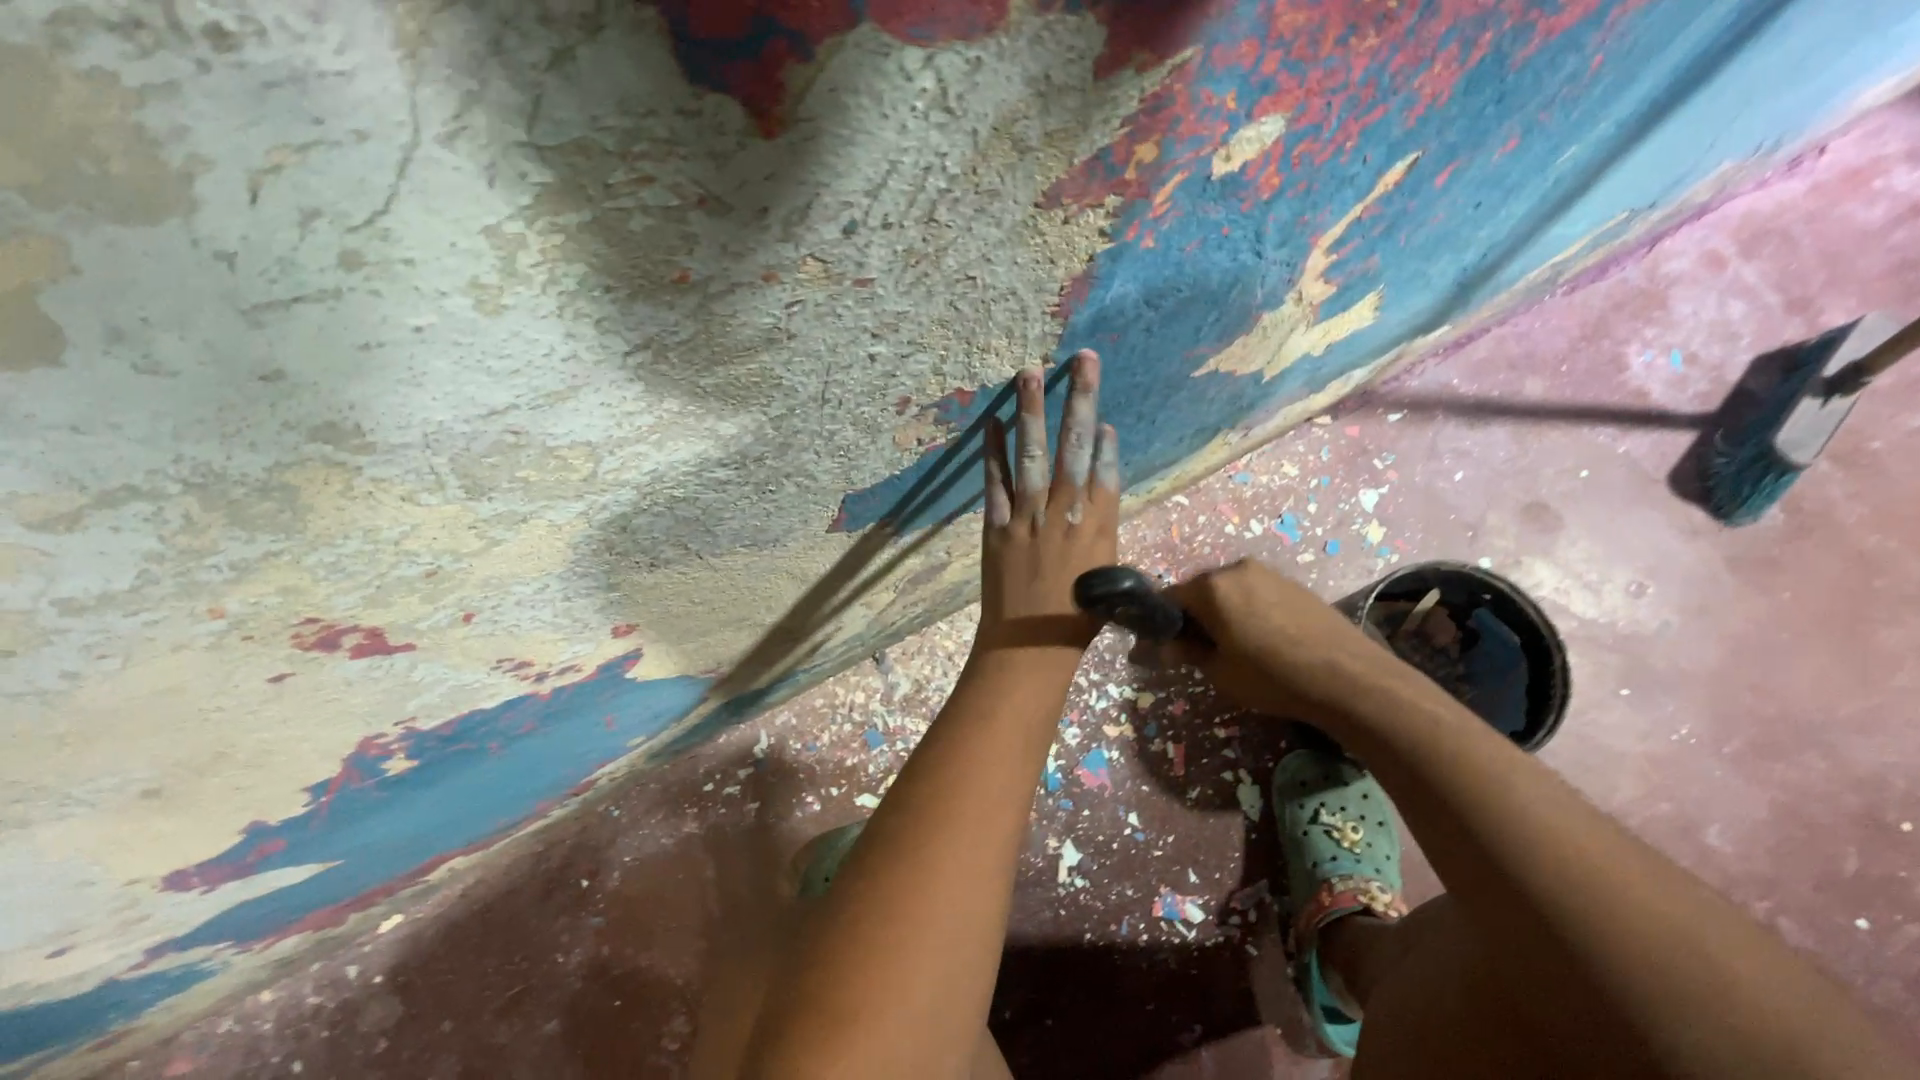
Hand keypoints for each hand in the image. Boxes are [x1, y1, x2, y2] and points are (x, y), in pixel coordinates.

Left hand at [973, 349, 1119, 657]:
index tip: (1103, 415)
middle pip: (1076, 446)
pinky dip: (993, 452)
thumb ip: (1106, 534)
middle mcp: (1067, 512)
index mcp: (1099, 527)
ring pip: (1033, 454)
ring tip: (1029, 372)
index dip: (1105, 441)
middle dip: (1080, 400)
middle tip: (1083, 359)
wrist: (1030, 647)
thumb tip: (1102, 497)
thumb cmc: (1076, 621)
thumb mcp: (1108, 579)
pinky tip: (993, 421)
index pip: (1106, 470)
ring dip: (1032, 411)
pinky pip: (995, 482)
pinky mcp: (997, 526)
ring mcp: (1029, 517)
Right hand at [1158, 559, 1407, 721]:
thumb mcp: (1219, 671)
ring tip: (1235, 649)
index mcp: (1211, 587)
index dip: (1161, 625)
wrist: (1348, 677)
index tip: (1164, 650)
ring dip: (1222, 615)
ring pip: (1229, 592)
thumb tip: (1158, 647)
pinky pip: (1255, 594)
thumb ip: (1185, 652)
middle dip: (1193, 618)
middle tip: (1199, 653)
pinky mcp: (1294, 584)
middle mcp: (1236, 569)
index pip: (1168, 598)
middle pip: (1200, 591)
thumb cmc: (1272, 676)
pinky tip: (1263, 642)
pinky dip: (1248, 612)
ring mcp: (1269, 573)